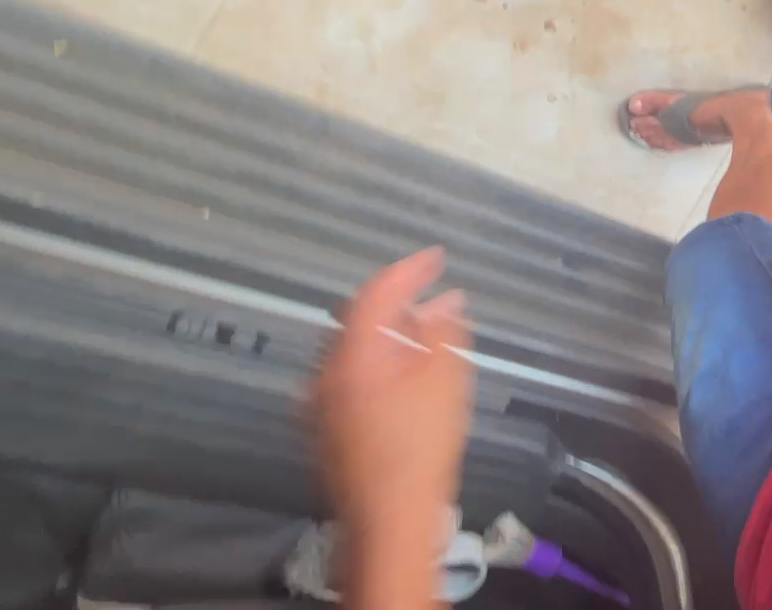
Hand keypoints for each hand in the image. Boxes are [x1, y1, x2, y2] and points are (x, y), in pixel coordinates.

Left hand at [314, 247, 473, 567]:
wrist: (391, 516)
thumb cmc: (422, 440)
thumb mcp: (446, 376)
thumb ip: (443, 332)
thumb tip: (444, 302)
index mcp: (354, 357)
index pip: (376, 296)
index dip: (408, 270)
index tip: (438, 255)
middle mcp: (328, 376)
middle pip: (358, 321)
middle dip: (398, 299)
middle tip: (434, 288)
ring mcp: (325, 405)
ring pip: (356, 349)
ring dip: (392, 330)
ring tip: (429, 325)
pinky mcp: (332, 428)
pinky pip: (356, 373)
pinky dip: (384, 356)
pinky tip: (410, 367)